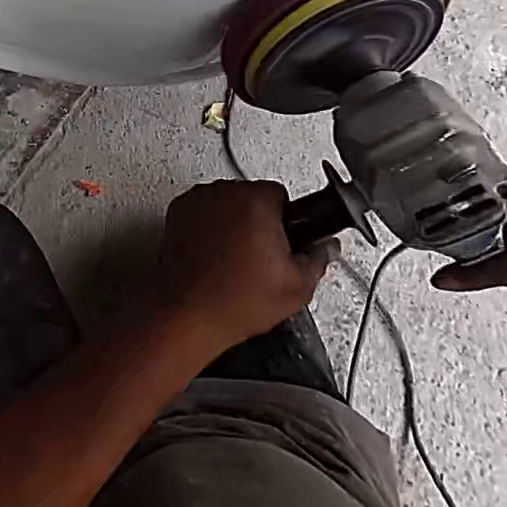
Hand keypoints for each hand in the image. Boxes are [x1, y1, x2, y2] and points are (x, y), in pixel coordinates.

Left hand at [159, 180, 337, 349]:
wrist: (188, 313)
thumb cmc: (235, 300)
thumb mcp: (296, 287)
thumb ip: (318, 258)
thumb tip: (326, 246)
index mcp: (257, 200)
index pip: (281, 194)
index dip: (284, 220)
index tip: (280, 238)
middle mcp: (226, 192)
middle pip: (252, 195)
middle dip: (257, 219)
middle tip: (258, 253)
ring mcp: (200, 199)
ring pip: (226, 201)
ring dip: (231, 219)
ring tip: (233, 257)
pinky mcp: (179, 210)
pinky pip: (202, 209)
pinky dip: (206, 224)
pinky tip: (212, 253)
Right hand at [430, 201, 506, 322]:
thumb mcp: (502, 272)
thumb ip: (468, 275)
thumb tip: (441, 278)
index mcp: (505, 208)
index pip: (466, 201)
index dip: (445, 209)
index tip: (425, 216)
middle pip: (475, 217)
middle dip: (456, 227)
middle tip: (432, 234)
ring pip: (488, 231)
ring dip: (473, 242)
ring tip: (453, 252)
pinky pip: (500, 245)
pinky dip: (488, 253)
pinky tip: (481, 264)